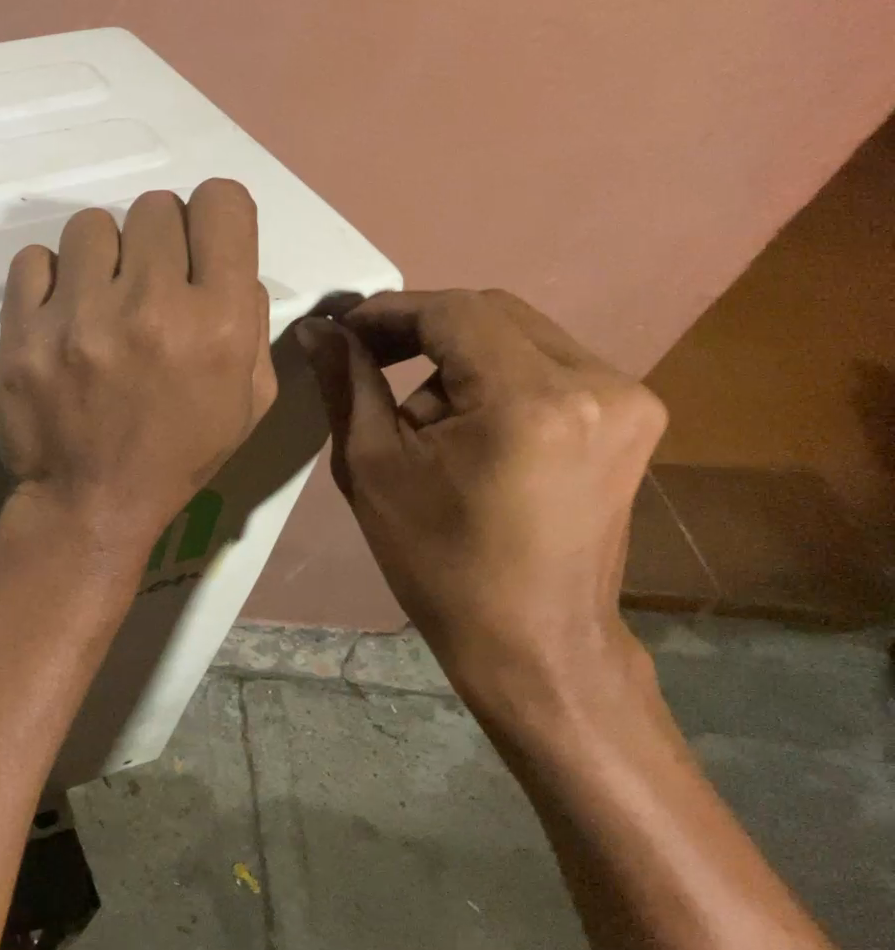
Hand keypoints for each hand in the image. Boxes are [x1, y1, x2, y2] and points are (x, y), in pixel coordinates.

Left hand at [0, 180, 276, 548]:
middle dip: (156, 239)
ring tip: (96, 299)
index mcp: (218, 321)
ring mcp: (77, 318)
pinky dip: (47, 278)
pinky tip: (57, 312)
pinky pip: (34, 258)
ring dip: (100, 255)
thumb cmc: (177, 455)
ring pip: (91, 225)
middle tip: (144, 283)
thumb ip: (248, 317)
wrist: (90, 503)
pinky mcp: (22, 332)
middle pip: (155, 207)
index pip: (221, 201)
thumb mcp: (249, 399)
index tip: (198, 244)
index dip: (212, 215)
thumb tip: (224, 261)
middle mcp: (149, 306)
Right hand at [296, 290, 666, 715]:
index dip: (390, 311)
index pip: (454, 311)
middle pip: (493, 313)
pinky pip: (549, 363)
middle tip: (365, 356)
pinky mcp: (633, 416)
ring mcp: (627, 398)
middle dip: (421, 327)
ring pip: (522, 334)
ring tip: (414, 411)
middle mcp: (597, 383)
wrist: (532, 638)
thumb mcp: (372, 467)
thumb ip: (348, 383)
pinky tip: (462, 421)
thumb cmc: (438, 561)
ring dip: (457, 353)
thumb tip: (317, 327)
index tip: (340, 329)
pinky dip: (495, 373)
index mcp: (531, 400)